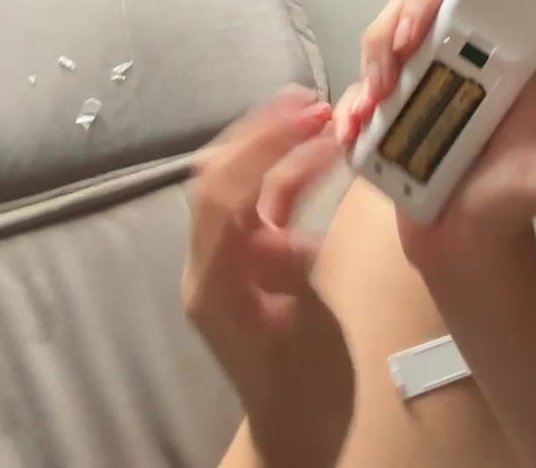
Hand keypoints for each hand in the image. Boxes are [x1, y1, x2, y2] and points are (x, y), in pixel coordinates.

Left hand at [184, 87, 354, 467]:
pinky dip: (293, 168)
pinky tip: (324, 147)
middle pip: (219, 176)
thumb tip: (288, 236)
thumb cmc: (308, 399)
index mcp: (213, 284)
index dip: (256, 151)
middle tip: (307, 102)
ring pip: (243, 180)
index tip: (302, 120)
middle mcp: (211, 258)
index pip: (218, 198)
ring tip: (318, 111)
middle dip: (260, 131)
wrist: (298, 434)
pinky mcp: (254, 253)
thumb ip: (295, 280)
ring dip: (276, 141)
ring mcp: (232, 252)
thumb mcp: (311, 342)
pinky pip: (268, 199)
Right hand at [332, 0, 535, 270]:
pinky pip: (355, 89)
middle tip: (386, 80)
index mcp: (492, 58)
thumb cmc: (510, 204)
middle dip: (387, 34)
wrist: (464, 246)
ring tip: (370, 113)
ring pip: (377, 41)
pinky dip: (348, 107)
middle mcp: (450, 60)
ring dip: (366, 69)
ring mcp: (412, 81)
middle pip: (408, 7)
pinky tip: (353, 134)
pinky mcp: (382, 109)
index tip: (415, 34)